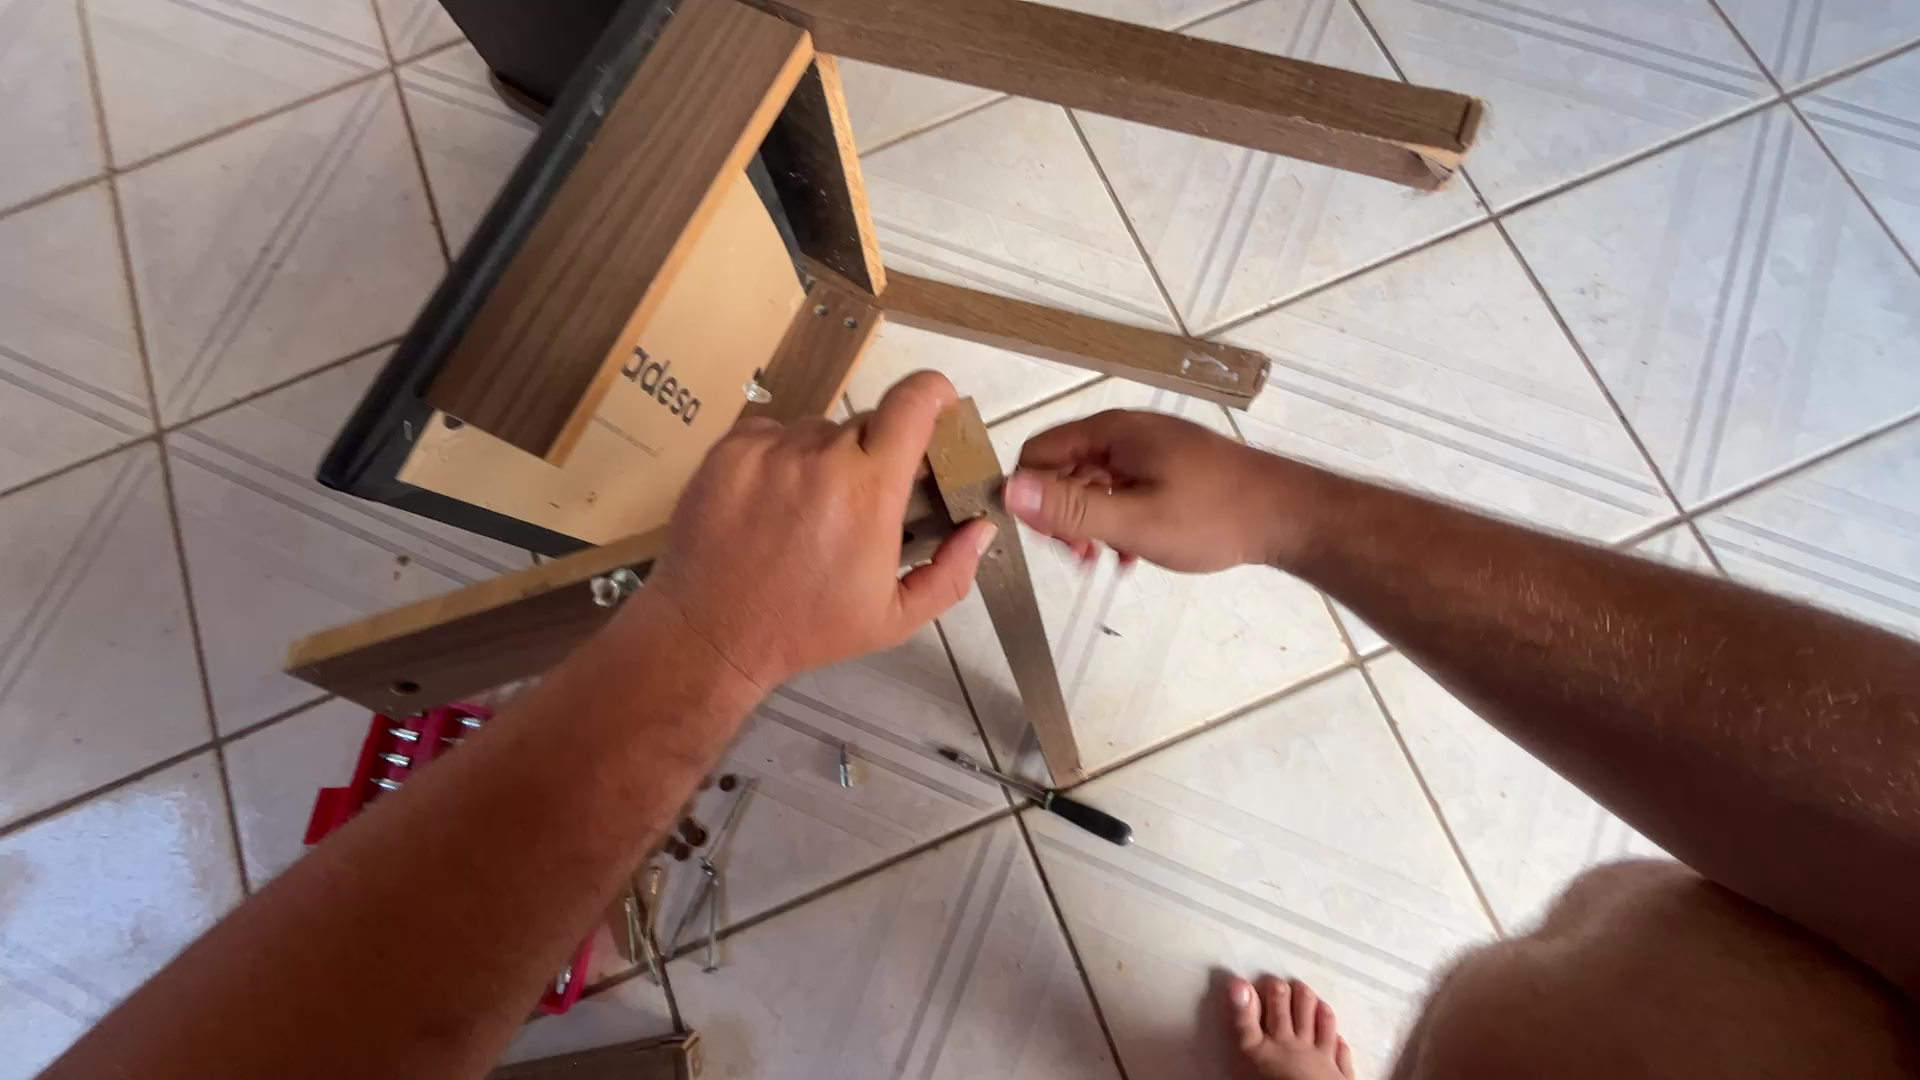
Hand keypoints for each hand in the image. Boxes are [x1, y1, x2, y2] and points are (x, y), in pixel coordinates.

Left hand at [638, 372, 996, 689]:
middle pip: (869, 422)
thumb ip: (951, 572)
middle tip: (864, 497)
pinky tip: (774, 502)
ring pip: (820, 430)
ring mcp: (770, 448)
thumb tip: (980, 528)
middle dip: (877, 452)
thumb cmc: (805, 628)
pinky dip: (783, 457)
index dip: (934, 393)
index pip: (913, 403)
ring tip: (808, 510)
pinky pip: (775, 433)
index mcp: (868, 491)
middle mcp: (819, 456)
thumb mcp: (895, 617)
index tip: (939, 404)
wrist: (710, 631)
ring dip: (827, 458)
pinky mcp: (731, 448)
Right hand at [1004, 409, 1307, 572]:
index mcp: (1111, 434)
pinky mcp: (1166, 469)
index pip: (1037, 454)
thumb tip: (1008, 492)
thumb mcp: (1134, 520)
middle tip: (1080, 557)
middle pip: (1063, 470)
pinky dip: (1116, 521)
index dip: (1031, 496)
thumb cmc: (1212, 517)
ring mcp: (1147, 450)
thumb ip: (1070, 508)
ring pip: (1092, 485)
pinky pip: (1121, 491)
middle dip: (1062, 515)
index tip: (1048, 538)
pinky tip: (1131, 554)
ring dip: (1088, 524)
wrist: (1290, 516)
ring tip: (1105, 560)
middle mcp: (1124, 434)